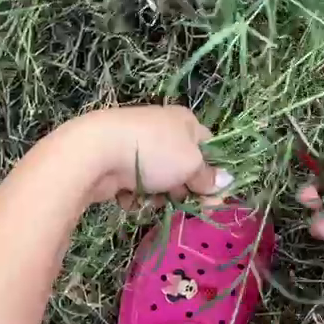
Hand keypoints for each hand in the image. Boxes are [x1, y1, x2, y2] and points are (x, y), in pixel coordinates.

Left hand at [53, 105, 233, 205]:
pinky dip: (134, 195)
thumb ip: (207, 176)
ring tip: (150, 199)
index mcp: (184, 121)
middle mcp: (162, 129)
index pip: (208, 146)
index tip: (214, 197)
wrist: (96, 151)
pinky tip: (128, 198)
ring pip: (158, 180)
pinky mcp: (116, 163)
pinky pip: (134, 185)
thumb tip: (227, 181)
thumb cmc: (154, 152)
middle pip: (183, 166)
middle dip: (183, 188)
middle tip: (181, 202)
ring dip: (158, 196)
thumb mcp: (190, 164)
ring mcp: (137, 146)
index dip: (213, 172)